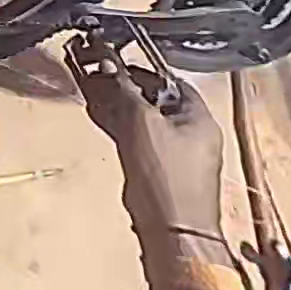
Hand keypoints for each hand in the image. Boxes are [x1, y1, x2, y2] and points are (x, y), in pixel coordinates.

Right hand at [66, 35, 223, 232]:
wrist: (169, 230)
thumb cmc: (167, 175)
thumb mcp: (141, 120)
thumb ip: (123, 88)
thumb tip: (108, 63)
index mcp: (199, 117)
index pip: (168, 78)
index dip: (139, 66)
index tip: (114, 59)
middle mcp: (191, 132)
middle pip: (152, 96)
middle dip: (122, 84)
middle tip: (97, 71)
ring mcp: (174, 151)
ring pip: (140, 115)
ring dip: (115, 102)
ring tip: (91, 87)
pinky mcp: (157, 166)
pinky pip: (135, 134)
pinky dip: (117, 123)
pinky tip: (97, 112)